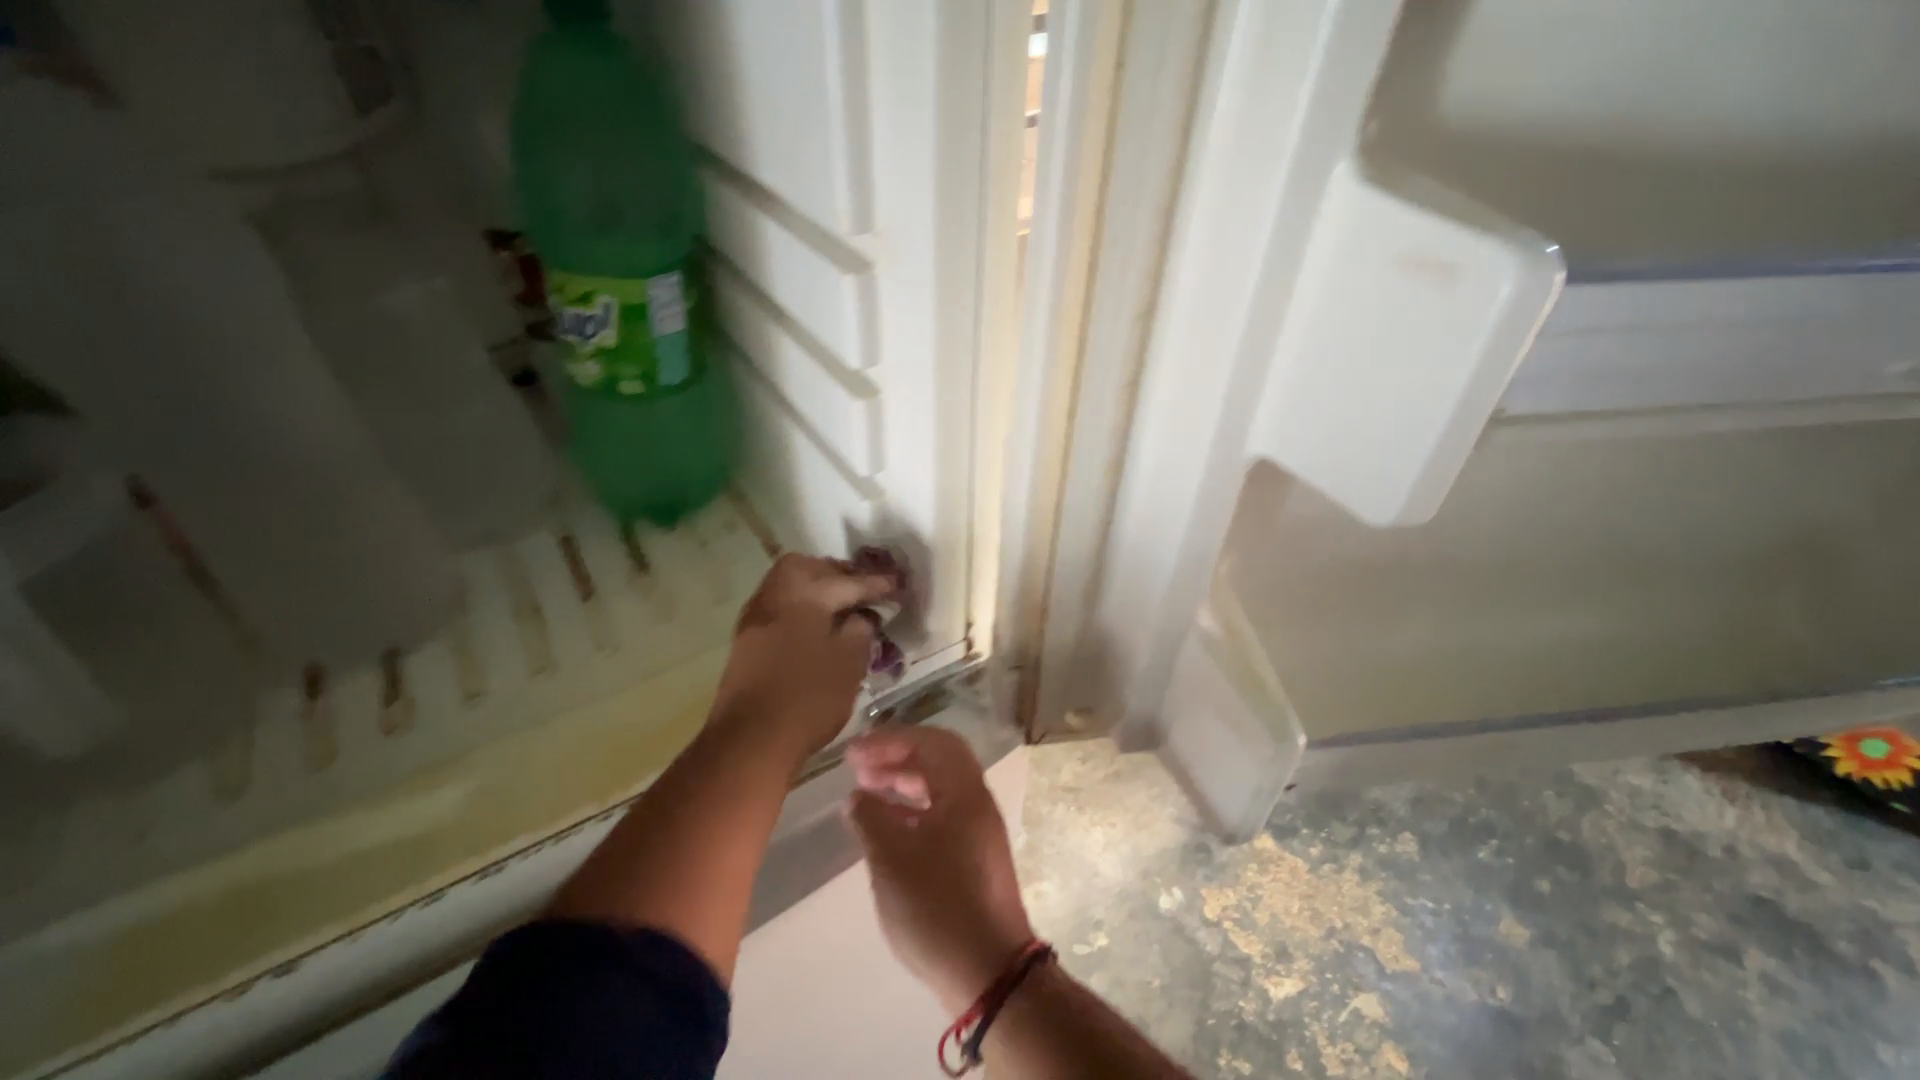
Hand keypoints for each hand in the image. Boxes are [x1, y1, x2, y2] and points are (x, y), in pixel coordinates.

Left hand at [712, 553, 897, 758]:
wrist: (750, 742)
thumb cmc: (808, 700)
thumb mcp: (849, 665)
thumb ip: (860, 631)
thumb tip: (862, 616)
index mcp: (802, 597)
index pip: (845, 581)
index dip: (875, 583)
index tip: (898, 584)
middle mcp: (773, 599)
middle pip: (804, 569)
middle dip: (835, 573)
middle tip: (861, 588)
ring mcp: (754, 621)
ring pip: (786, 587)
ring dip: (813, 590)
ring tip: (841, 609)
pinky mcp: (746, 644)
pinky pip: (777, 610)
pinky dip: (798, 610)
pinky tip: (815, 629)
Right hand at [844, 727, 1036, 1012]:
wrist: (988, 972)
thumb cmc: (936, 907)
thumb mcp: (891, 859)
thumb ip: (870, 818)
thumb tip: (859, 797)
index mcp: (965, 794)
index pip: (932, 742)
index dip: (891, 739)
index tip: (853, 752)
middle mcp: (977, 805)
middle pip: (939, 762)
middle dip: (897, 756)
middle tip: (858, 767)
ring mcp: (979, 834)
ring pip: (940, 790)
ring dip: (903, 783)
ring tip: (866, 792)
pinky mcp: (974, 860)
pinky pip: (941, 816)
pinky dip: (912, 811)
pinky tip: (886, 829)